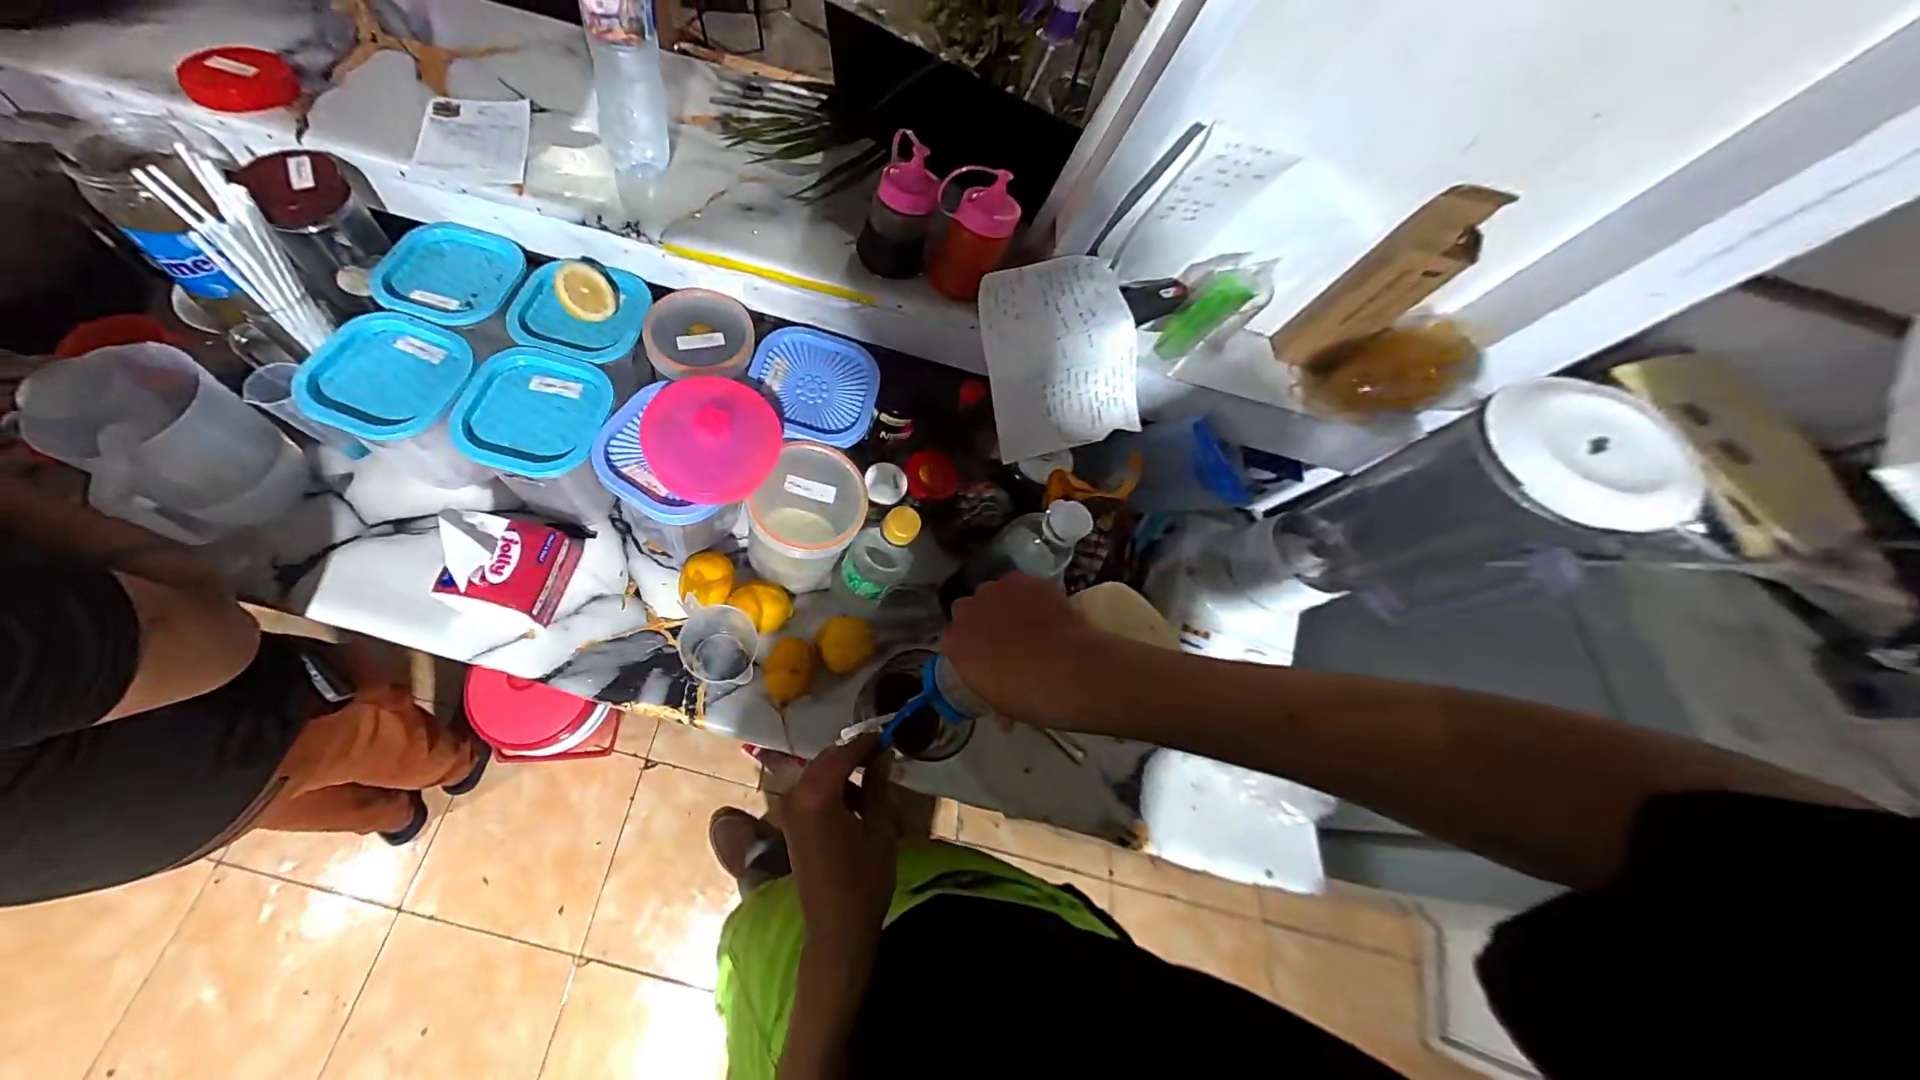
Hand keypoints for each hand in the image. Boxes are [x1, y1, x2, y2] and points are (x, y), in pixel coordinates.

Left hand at [782, 733, 896, 957]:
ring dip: (842, 771)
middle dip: (853, 754)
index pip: (844, 753)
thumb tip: (883, 754)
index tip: (888, 734)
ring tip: (873, 779)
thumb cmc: (865, 879)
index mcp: (817, 794)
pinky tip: (854, 802)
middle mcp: (796, 796)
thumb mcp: (880, 828)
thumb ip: (878, 786)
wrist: (836, 929)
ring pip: (817, 775)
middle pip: (826, 760)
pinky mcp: (790, 825)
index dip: (867, 741)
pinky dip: (831, 788)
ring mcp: (789, 811)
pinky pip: (810, 792)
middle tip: (883, 754)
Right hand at [941, 574, 1101, 724]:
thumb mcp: (1001, 704)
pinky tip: (1045, 609)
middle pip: (967, 609)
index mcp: (955, 643)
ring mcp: (996, 591)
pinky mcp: (1024, 580)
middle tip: (1003, 636)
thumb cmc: (1030, 696)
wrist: (1069, 670)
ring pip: (993, 592)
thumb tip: (1002, 710)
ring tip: (1027, 620)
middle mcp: (968, 611)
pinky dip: (1029, 595)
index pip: (952, 639)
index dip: (969, 646)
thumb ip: (992, 694)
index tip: (983, 655)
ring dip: (1003, 604)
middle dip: (980, 620)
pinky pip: (1020, 585)